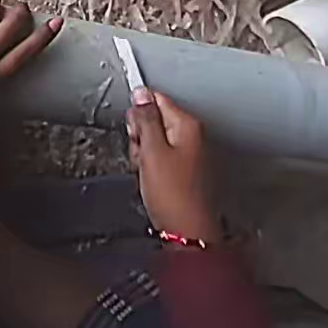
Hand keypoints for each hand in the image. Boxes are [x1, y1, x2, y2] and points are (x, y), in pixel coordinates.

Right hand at [126, 88, 218, 241]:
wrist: (187, 233)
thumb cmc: (174, 195)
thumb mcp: (151, 150)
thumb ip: (145, 118)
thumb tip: (141, 93)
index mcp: (186, 125)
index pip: (155, 99)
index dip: (138, 113)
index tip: (135, 130)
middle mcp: (192, 135)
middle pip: (154, 118)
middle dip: (140, 135)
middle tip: (143, 154)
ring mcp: (189, 152)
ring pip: (154, 139)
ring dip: (144, 153)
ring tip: (148, 171)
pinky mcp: (184, 168)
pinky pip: (160, 156)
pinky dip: (151, 165)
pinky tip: (152, 179)